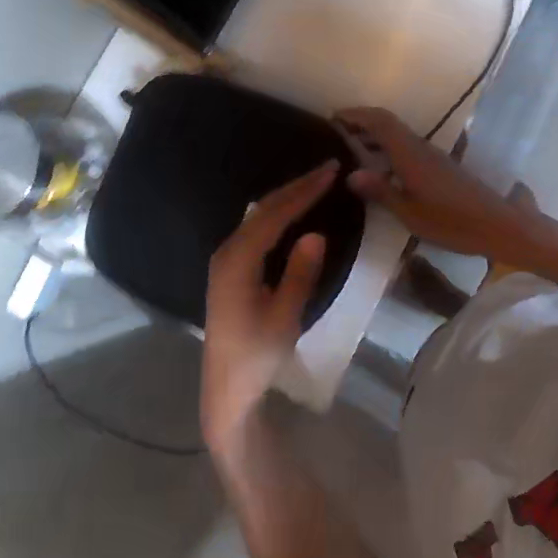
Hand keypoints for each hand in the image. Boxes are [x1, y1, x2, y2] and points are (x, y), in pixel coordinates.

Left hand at [200, 160, 333, 450]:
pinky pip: (257, 228)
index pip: (273, 215)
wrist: (227, 389)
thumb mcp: (284, 318)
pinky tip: (294, 208)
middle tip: (328, 167)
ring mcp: (226, 259)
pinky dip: (279, 212)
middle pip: (263, 209)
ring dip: (288, 196)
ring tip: (317, 181)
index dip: (303, 192)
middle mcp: (227, 253)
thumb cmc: (257, 357)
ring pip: (259, 216)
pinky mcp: (232, 268)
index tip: (330, 172)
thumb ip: (300, 275)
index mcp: (237, 262)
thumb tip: (316, 233)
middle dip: (297, 186)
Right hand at [335, 107, 526, 259]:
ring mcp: (433, 156)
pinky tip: (381, 170)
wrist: (497, 225)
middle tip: (336, 134)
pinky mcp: (441, 167)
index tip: (332, 117)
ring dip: (375, 137)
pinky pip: (408, 148)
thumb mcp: (410, 214)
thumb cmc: (452, 222)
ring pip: (399, 136)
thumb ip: (381, 192)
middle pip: (389, 124)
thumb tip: (350, 173)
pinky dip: (389, 150)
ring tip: (351, 151)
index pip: (380, 122)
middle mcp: (421, 148)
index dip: (356, 115)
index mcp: (410, 154)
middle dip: (362, 123)